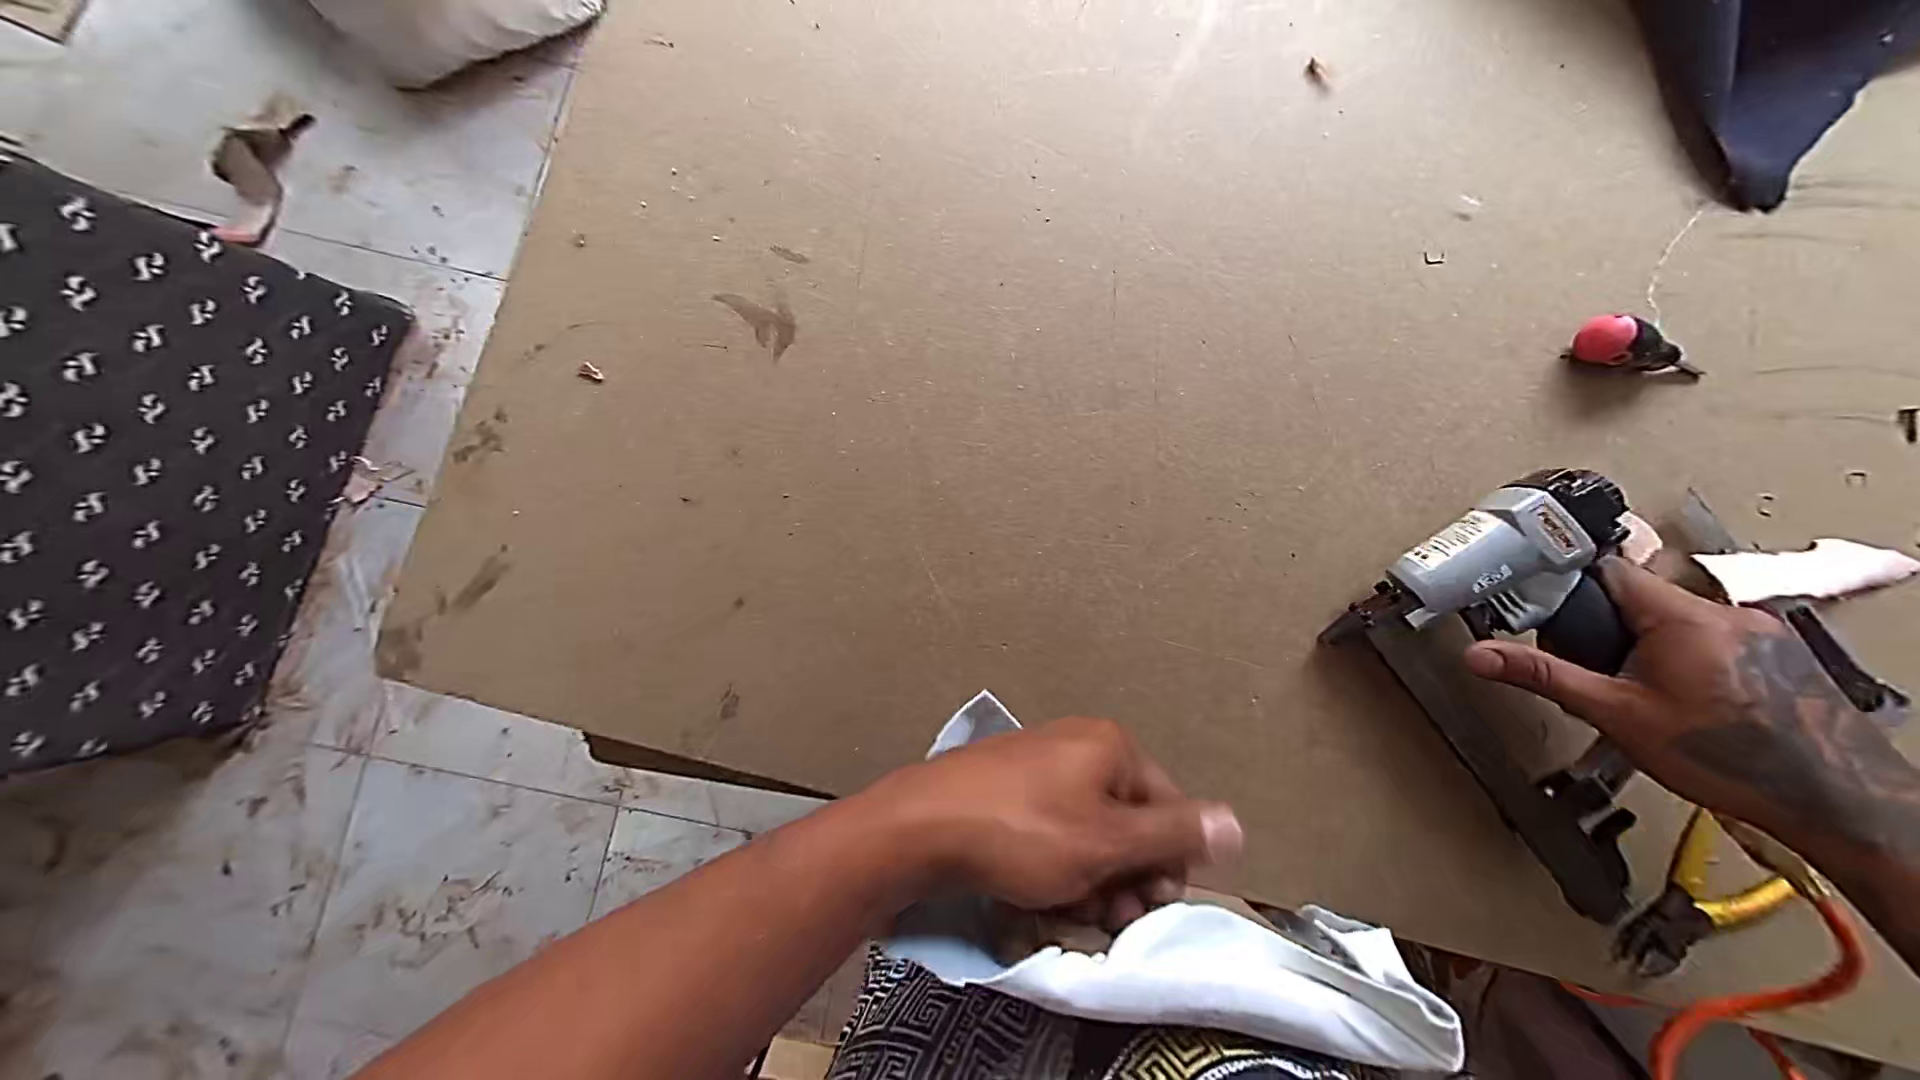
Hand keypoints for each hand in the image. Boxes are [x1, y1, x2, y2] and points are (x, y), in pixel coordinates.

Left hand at [858, 717, 1242, 929]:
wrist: (922, 825)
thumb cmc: (1021, 833)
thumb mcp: (1108, 843)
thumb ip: (1175, 834)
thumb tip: (1234, 822)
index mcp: (1110, 746)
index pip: (1170, 810)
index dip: (1165, 867)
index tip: (1142, 909)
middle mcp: (1077, 746)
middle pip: (1126, 824)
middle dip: (1120, 879)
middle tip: (1098, 915)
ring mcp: (1038, 765)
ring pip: (1086, 835)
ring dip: (1085, 881)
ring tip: (1059, 907)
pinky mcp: (1006, 787)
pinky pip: (1049, 831)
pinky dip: (1050, 866)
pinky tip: (1031, 892)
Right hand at [1462, 556, 1919, 854]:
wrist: (1841, 806)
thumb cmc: (1735, 760)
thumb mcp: (1614, 714)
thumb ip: (1542, 676)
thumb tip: (1481, 656)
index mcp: (1684, 618)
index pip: (1609, 571)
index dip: (1569, 585)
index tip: (1546, 601)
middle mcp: (1730, 615)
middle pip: (1641, 596)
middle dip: (1608, 626)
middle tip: (1596, 664)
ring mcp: (1764, 634)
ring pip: (1678, 618)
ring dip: (1648, 643)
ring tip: (1642, 688)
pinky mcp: (1783, 656)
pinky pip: (1715, 637)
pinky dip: (1687, 657)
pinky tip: (1685, 697)